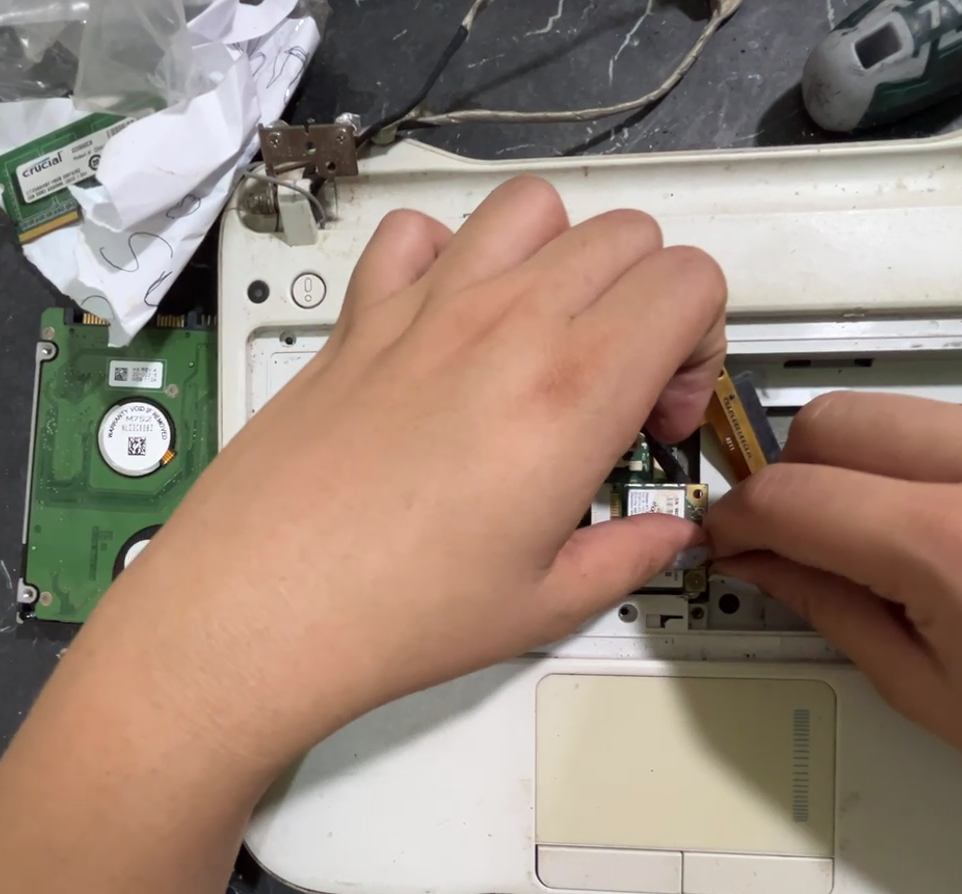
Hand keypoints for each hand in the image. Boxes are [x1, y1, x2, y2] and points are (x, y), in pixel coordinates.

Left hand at [92, 176, 727, 768]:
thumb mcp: (545, 605)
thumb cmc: (395, 615)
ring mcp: (423, 312)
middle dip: (647, 300)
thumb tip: (666, 535)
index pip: (689, 283)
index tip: (661, 410)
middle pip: (626, 235)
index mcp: (571, 395)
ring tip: (542, 335)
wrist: (261, 608)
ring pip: (530, 209)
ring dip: (561, 256)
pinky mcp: (358, 322)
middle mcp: (503, 329)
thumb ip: (629, 556)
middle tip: (617, 383)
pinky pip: (414, 234)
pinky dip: (447, 254)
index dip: (700, 342)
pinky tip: (447, 318)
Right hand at [705, 392, 961, 893]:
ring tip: (933, 540)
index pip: (795, 494)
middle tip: (812, 530)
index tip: (729, 534)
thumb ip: (825, 605)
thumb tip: (753, 557)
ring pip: (927, 414)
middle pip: (843, 416)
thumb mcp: (933, 695)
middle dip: (799, 471)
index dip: (739, 514)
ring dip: (894, 471)